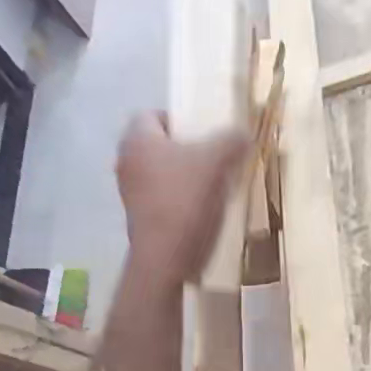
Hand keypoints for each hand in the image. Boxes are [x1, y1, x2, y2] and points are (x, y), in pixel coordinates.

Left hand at [115, 112, 249, 281]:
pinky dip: (182, 198)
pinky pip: (163, 197)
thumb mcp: (217, 162)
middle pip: (158, 145)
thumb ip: (231, 140)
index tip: (205, 132)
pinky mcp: (141, 217)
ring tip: (215, 185)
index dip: (179, 118)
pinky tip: (205, 209)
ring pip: (161, 172)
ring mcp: (131, 192)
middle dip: (187, 148)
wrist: (167, 257)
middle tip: (216, 157)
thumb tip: (243, 133)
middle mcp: (127, 161)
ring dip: (186, 175)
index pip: (151, 114)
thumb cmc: (186, 200)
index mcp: (138, 140)